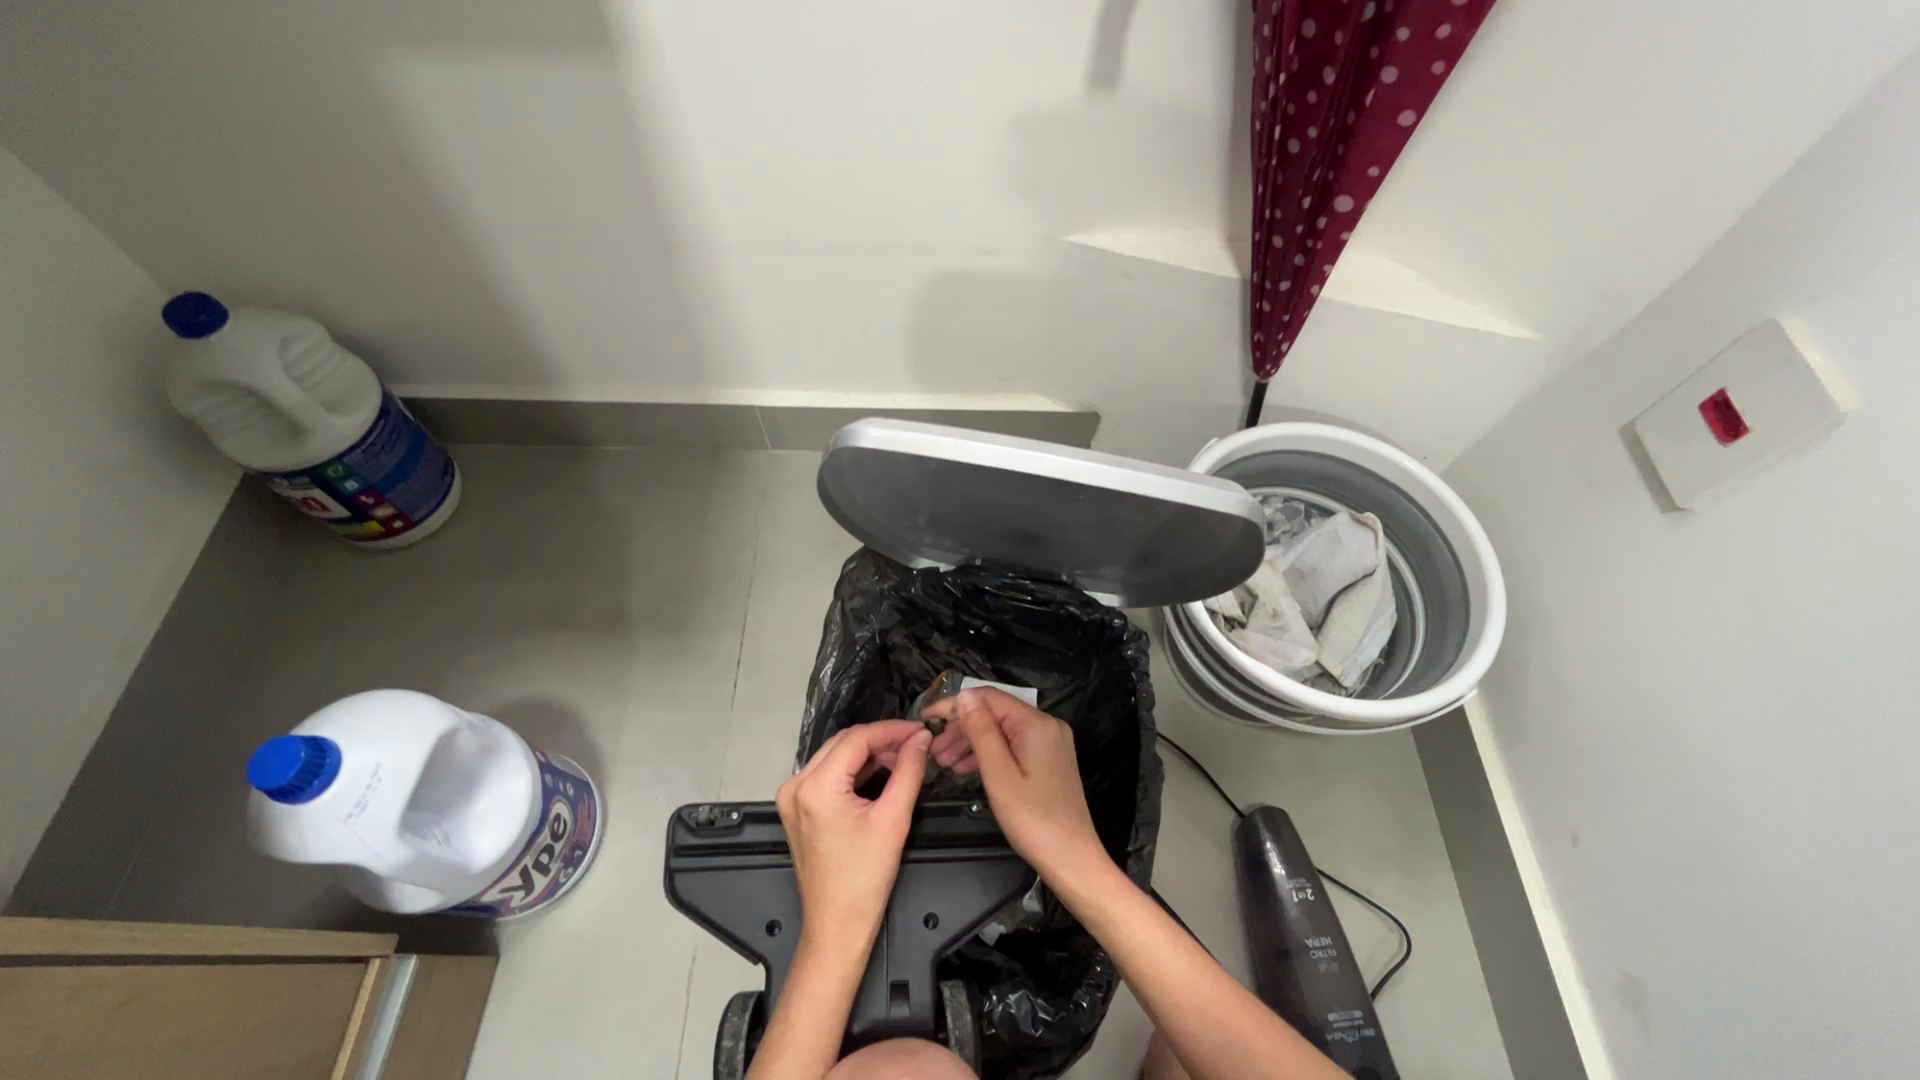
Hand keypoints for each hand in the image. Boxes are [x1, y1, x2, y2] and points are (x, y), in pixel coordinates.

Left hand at [776, 720, 931, 954]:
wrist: (838, 924)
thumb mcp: (894, 819)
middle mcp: (796, 785)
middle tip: (916, 745)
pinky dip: (854, 770)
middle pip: (844, 743)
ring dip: (869, 754)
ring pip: (836, 756)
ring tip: (903, 759)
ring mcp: (792, 797)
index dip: (892, 730)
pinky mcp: (797, 808)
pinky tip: (881, 773)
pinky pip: (828, 773)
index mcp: (816, 787)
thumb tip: (921, 740)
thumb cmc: (864, 879)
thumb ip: (909, 771)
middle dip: (882, 740)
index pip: (857, 739)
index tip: (920, 731)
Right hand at [922, 688, 1107, 883]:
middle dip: (961, 727)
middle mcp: (1046, 726)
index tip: (926, 721)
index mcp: (1036, 724)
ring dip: (971, 742)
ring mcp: (1049, 743)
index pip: (988, 698)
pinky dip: (988, 754)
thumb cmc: (1033, 820)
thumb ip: (981, 731)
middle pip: (995, 713)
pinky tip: (965, 768)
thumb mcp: (999, 774)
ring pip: (1002, 730)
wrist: (1072, 858)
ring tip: (943, 761)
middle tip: (933, 749)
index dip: (954, 705)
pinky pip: (1012, 746)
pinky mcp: (1048, 760)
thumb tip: (965, 696)